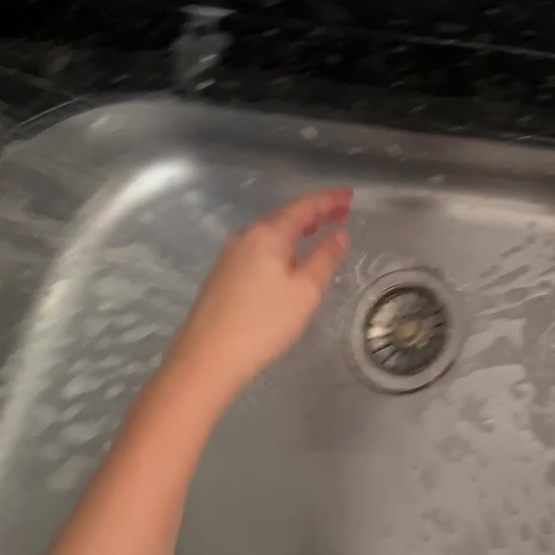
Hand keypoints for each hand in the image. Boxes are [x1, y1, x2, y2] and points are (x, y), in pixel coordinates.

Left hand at [162, 187, 351, 395]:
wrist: (205, 361)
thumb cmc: (262, 322)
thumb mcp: (305, 290)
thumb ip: (325, 257)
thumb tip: (339, 233)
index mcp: (267, 234)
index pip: (304, 205)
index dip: (329, 198)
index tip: (350, 194)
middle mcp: (245, 237)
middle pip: (286, 214)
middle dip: (315, 211)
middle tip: (343, 210)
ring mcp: (230, 255)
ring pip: (271, 232)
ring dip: (298, 227)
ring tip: (320, 229)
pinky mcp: (222, 274)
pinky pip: (259, 247)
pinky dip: (282, 243)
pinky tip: (289, 257)